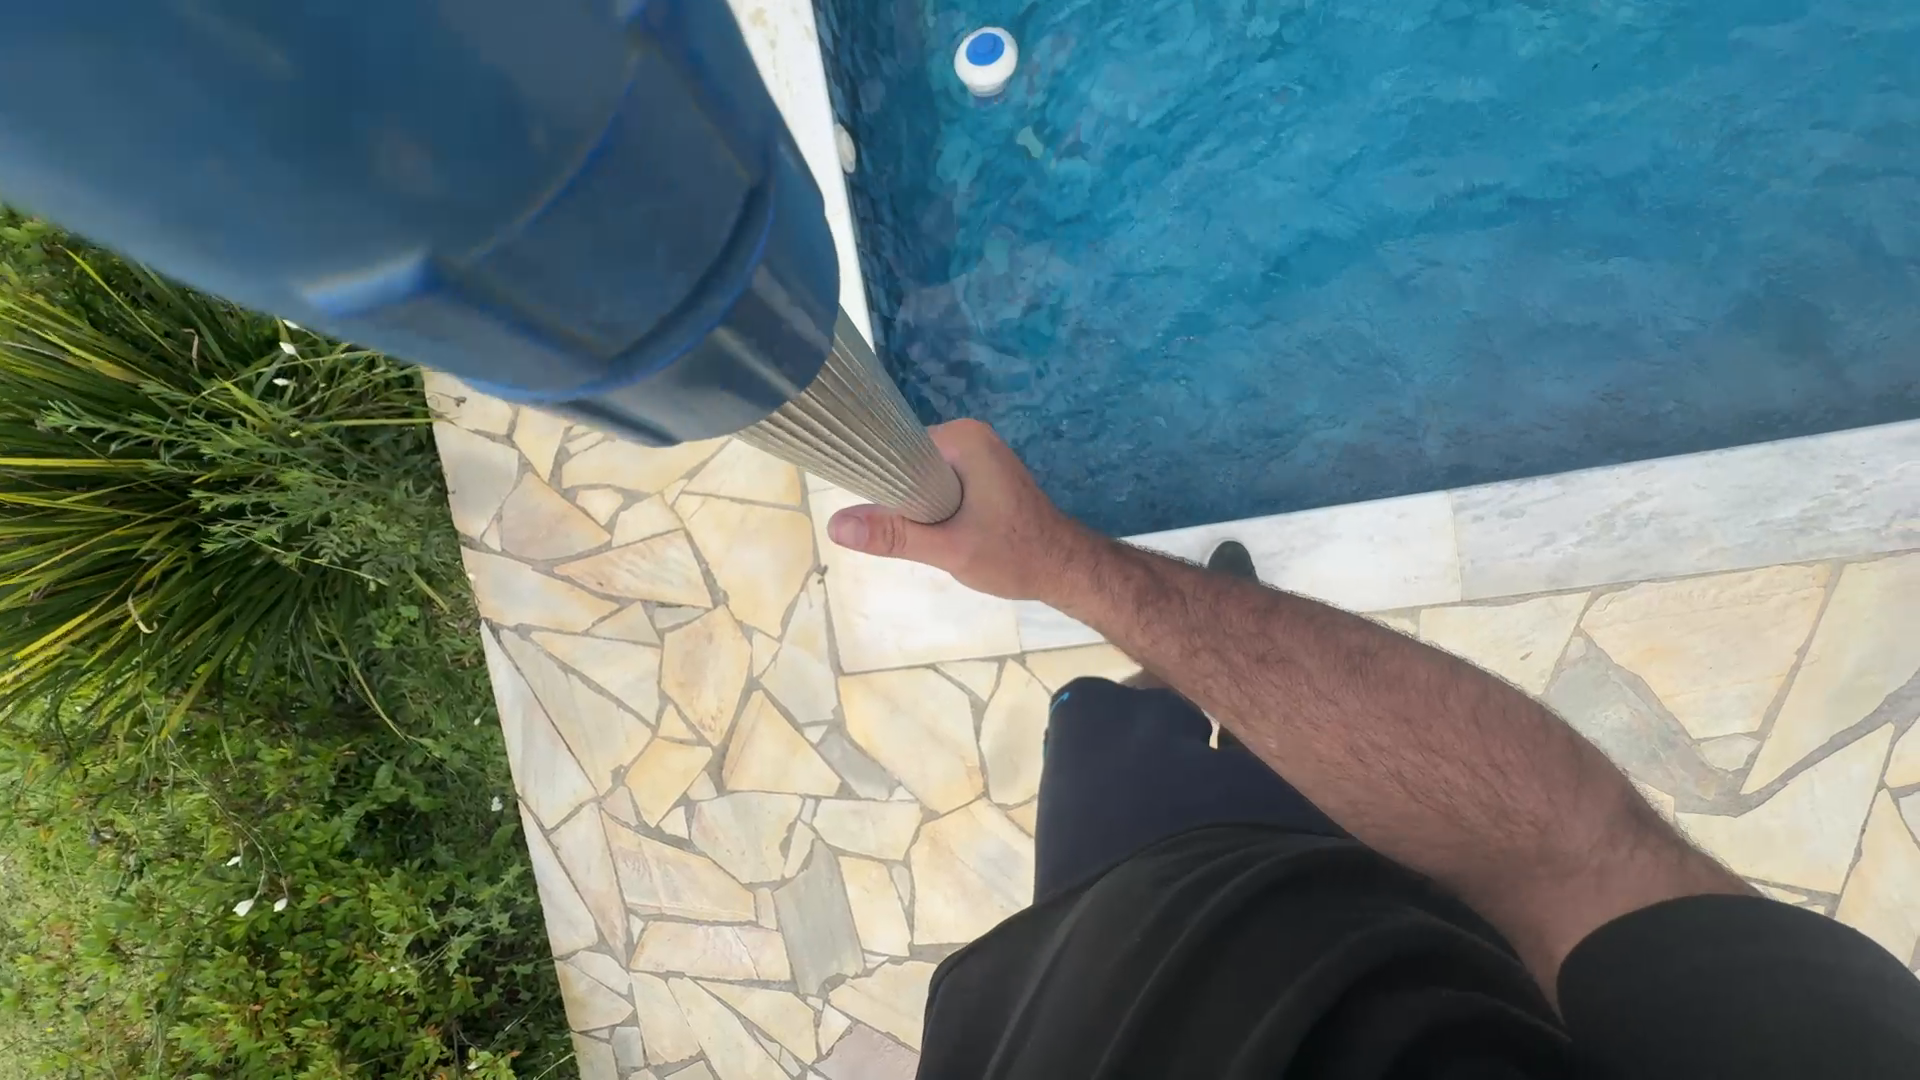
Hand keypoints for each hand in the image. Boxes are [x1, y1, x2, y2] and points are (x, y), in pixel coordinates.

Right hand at [826, 419, 1099, 600]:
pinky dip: (930, 508)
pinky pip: (938, 484)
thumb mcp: (948, 548)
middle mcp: (968, 436)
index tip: (867, 512)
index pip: (895, 448)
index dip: (876, 479)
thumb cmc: (1013, 555)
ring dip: (913, 506)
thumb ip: (894, 535)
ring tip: (913, 535)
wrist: (1065, 569)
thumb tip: (835, 525)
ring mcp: (977, 454)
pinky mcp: (980, 475)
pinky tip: (932, 533)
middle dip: (896, 498)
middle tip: (894, 533)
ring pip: (920, 477)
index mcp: (961, 438)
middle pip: (906, 462)